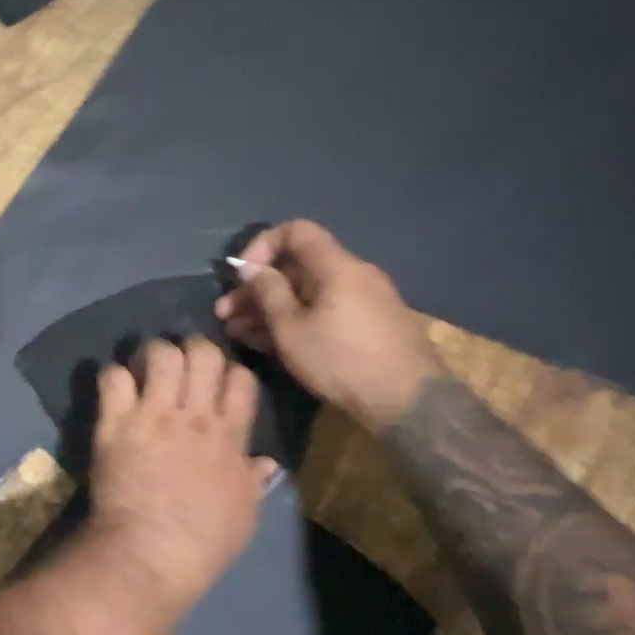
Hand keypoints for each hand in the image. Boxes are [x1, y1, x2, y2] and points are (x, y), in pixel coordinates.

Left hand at [87, 338, 276, 607]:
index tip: (216, 384)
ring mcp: (153, 415)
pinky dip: (114, 376)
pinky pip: (113, 377)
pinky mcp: (115, 422)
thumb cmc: (204, 541)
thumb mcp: (245, 513)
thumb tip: (265, 462)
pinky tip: (115, 391)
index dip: (229, 373)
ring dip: (152, 355)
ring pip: (159, 354)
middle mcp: (194, 415)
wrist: (151, 552)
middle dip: (192, 349)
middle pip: (203, 353)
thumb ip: (253, 479)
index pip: (241, 377)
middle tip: (180, 365)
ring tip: (145, 370)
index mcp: (230, 435)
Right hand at [214, 220, 443, 430]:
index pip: (295, 231)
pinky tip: (269, 344)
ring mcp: (364, 301)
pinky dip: (296, 320)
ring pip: (307, 294)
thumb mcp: (290, 327)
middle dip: (257, 288)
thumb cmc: (340, 359)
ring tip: (239, 333)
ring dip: (271, 309)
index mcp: (336, 266)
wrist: (408, 402)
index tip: (242, 275)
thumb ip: (266, 292)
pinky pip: (324, 311)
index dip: (261, 245)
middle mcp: (354, 275)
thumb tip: (250, 268)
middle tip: (226, 314)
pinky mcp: (369, 326)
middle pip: (297, 268)